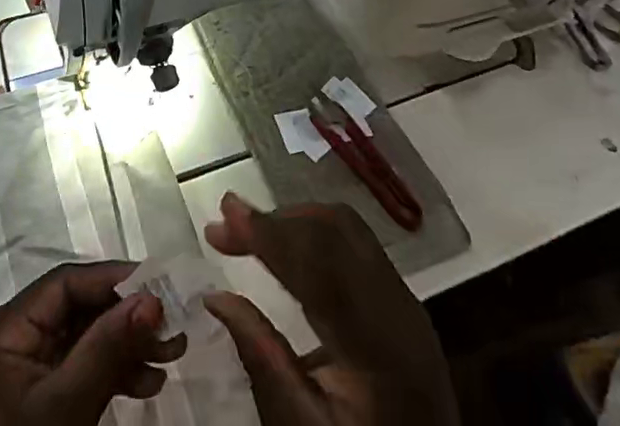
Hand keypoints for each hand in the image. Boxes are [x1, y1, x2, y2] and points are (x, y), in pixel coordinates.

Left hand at [0, 261, 188, 425]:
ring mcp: (26, 366)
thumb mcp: (67, 403)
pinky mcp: (40, 392)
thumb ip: (106, 350)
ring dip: (127, 344)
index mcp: (4, 327)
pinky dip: (114, 370)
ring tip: (171, 353)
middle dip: (126, 315)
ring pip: (83, 337)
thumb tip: (151, 300)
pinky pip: (80, 366)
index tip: (160, 284)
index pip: (62, 285)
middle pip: (75, 309)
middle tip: (174, 324)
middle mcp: (12, 336)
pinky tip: (148, 382)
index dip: (111, 279)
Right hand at [202, 194, 457, 425]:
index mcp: (379, 349)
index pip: (321, 268)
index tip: (222, 215)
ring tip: (246, 231)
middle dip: (273, 220)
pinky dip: (309, 231)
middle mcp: (400, 313)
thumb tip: (214, 296)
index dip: (270, 234)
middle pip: (335, 232)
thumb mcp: (300, 422)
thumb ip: (261, 357)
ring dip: (290, 220)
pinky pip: (353, 242)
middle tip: (223, 227)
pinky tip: (281, 244)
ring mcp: (405, 302)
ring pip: (345, 228)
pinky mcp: (400, 299)